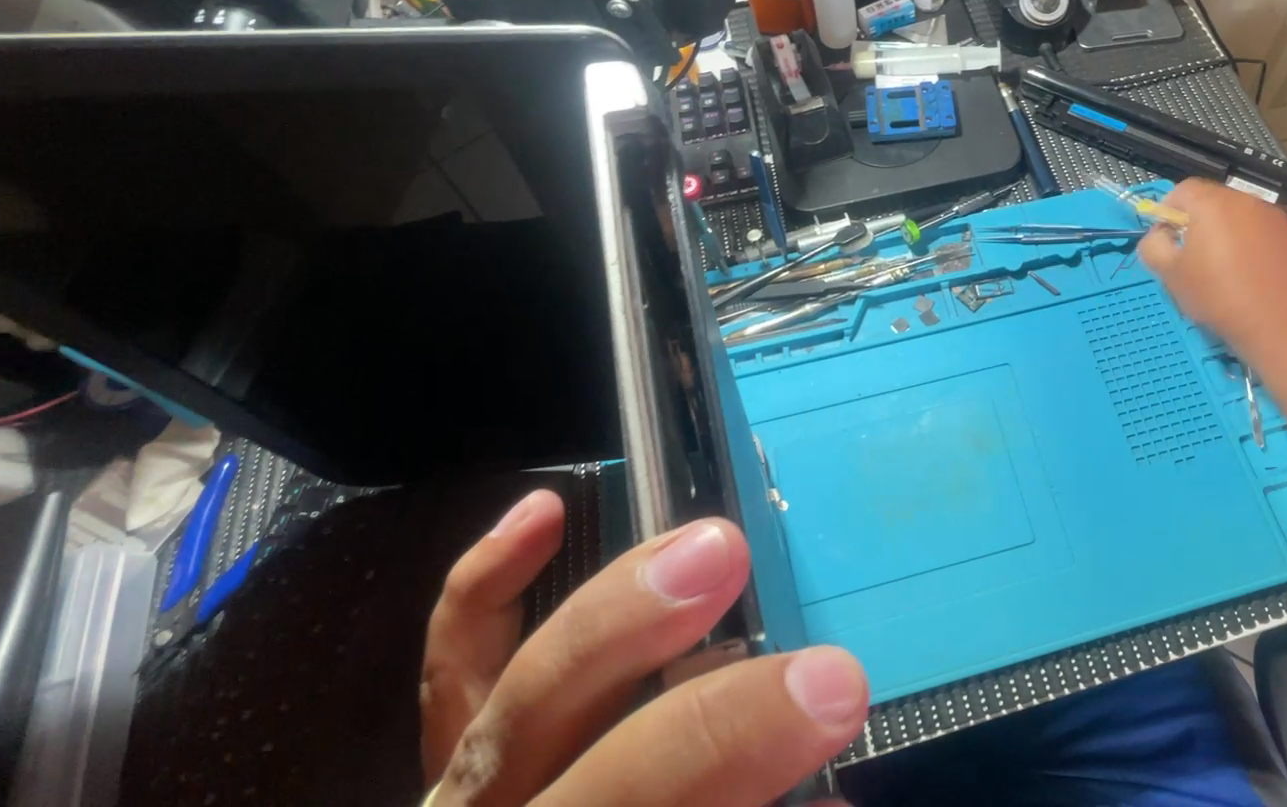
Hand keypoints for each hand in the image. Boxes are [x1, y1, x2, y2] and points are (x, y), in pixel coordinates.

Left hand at [421, 491, 868, 805]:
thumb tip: (833, 804)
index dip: (739, 773)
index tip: (839, 729)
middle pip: (598, 787)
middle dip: (710, 728)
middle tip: (817, 671)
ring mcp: (455, 795)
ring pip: (509, 702)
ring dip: (617, 620)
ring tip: (713, 549)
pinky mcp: (447, 757)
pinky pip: (450, 666)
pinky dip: (486, 584)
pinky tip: (546, 510)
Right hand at [1137, 179, 1286, 356]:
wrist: (1281, 325)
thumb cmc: (1218, 296)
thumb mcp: (1169, 274)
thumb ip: (1153, 245)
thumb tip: (1161, 234)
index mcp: (1212, 204)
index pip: (1182, 189)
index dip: (1169, 210)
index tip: (1168, 239)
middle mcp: (1246, 200)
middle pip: (1212, 201)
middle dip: (1197, 222)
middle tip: (1192, 258)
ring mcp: (1275, 216)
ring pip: (1238, 216)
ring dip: (1225, 233)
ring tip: (1224, 269)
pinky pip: (1261, 231)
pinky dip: (1250, 243)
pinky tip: (1250, 274)